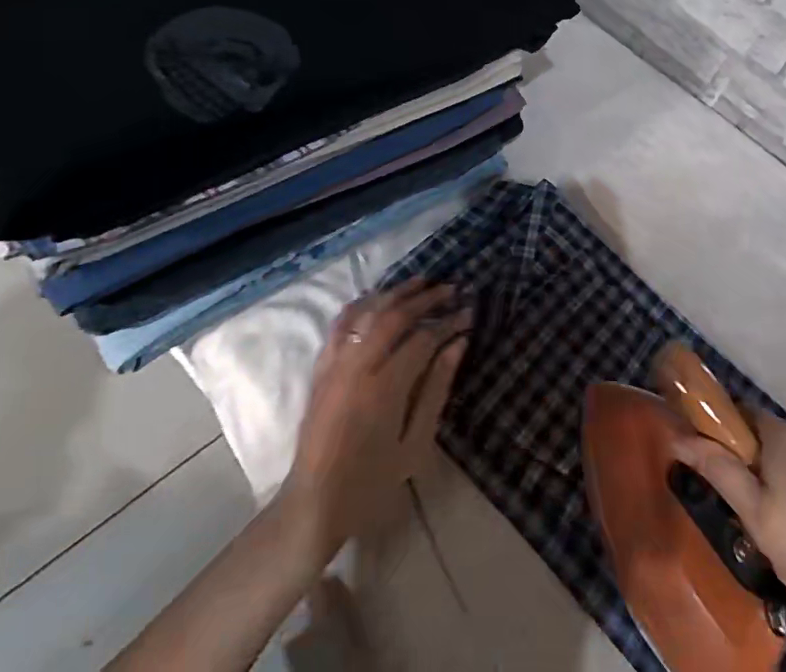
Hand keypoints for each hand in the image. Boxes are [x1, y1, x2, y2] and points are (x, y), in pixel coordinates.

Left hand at [279, 279, 470, 562]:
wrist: (315, 502)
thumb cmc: (373, 480)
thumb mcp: (416, 443)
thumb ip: (436, 389)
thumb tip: (458, 345)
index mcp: (384, 388)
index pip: (423, 339)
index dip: (449, 323)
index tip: (469, 313)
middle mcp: (357, 367)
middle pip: (394, 316)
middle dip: (426, 299)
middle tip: (452, 289)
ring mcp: (334, 365)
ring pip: (367, 313)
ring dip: (396, 293)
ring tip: (421, 282)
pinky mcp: (320, 369)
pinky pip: (340, 325)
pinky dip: (360, 305)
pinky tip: (376, 298)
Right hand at [671, 413, 785, 635]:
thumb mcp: (754, 514)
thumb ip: (719, 471)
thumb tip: (681, 437)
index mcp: (784, 437)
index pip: (743, 412)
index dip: (721, 428)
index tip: (706, 458)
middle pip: (769, 441)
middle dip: (750, 465)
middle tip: (736, 506)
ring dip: (777, 486)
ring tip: (770, 532)